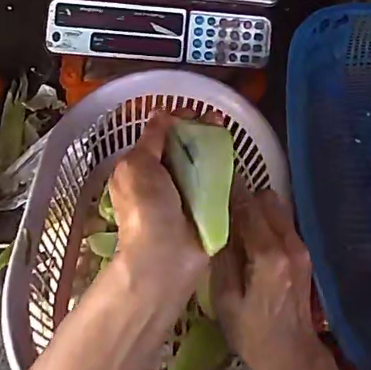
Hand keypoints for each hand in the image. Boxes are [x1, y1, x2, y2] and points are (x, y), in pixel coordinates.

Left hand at [105, 112, 208, 297]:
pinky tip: (233, 155)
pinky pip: (214, 181)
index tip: (193, 112)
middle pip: (181, 148)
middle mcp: (160, 180)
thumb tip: (160, 113)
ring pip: (199, 162)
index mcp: (138, 170)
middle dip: (197, 131)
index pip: (158, 137)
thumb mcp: (138, 164)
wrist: (165, 257)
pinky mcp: (204, 208)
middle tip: (216, 120)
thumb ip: (151, 138)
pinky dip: (223, 168)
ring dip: (212, 146)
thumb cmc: (146, 208)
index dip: (174, 122)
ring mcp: (183, 194)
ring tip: (226, 130)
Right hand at [210, 188, 332, 369]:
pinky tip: (247, 237)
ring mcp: (300, 247)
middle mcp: (289, 243)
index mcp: (269, 254)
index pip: (248, 207)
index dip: (229, 191)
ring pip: (277, 208)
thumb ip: (222, 256)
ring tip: (232, 220)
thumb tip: (214, 223)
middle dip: (243, 197)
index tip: (210, 178)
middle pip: (266, 199)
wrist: (293, 358)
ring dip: (255, 207)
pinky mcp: (302, 253)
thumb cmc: (253, 334)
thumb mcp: (226, 299)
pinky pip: (282, 223)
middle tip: (219, 205)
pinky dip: (265, 220)